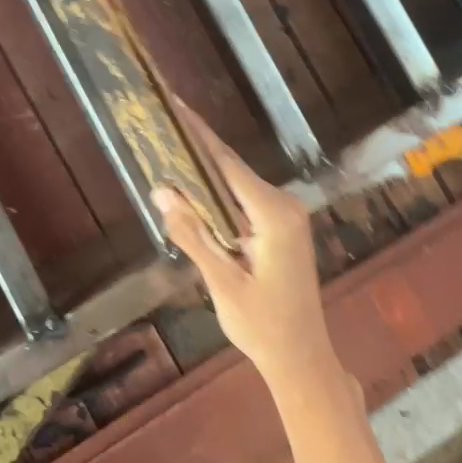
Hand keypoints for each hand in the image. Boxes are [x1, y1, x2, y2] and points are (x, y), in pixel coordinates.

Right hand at [154, 106, 334, 385]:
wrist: (300, 357)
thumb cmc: (262, 325)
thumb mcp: (221, 281)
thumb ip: (193, 234)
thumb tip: (162, 192)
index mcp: (273, 214)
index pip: (226, 163)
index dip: (198, 133)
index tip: (176, 105)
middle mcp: (284, 206)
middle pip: (230, 168)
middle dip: (195, 147)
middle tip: (161, 123)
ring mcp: (286, 216)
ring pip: (234, 184)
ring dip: (202, 172)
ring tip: (166, 150)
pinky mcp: (280, 228)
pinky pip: (242, 200)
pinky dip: (215, 193)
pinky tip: (190, 188)